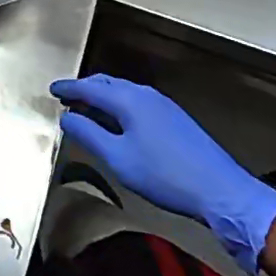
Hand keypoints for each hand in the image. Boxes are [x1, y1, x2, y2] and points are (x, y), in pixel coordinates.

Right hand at [51, 74, 275, 273]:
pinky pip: (137, 100)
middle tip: (68, 97)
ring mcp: (163, 104)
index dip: (68, 88)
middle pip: (106, 83)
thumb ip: (88, 134)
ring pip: (123, 91)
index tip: (51, 90)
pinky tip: (119, 121)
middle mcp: (144, 94)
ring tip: (89, 109)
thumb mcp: (118, 159)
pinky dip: (119, 104)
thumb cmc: (164, 175)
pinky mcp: (175, 117)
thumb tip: (66, 117)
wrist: (223, 192)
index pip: (89, 87)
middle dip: (85, 88)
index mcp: (127, 100)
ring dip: (103, 96)